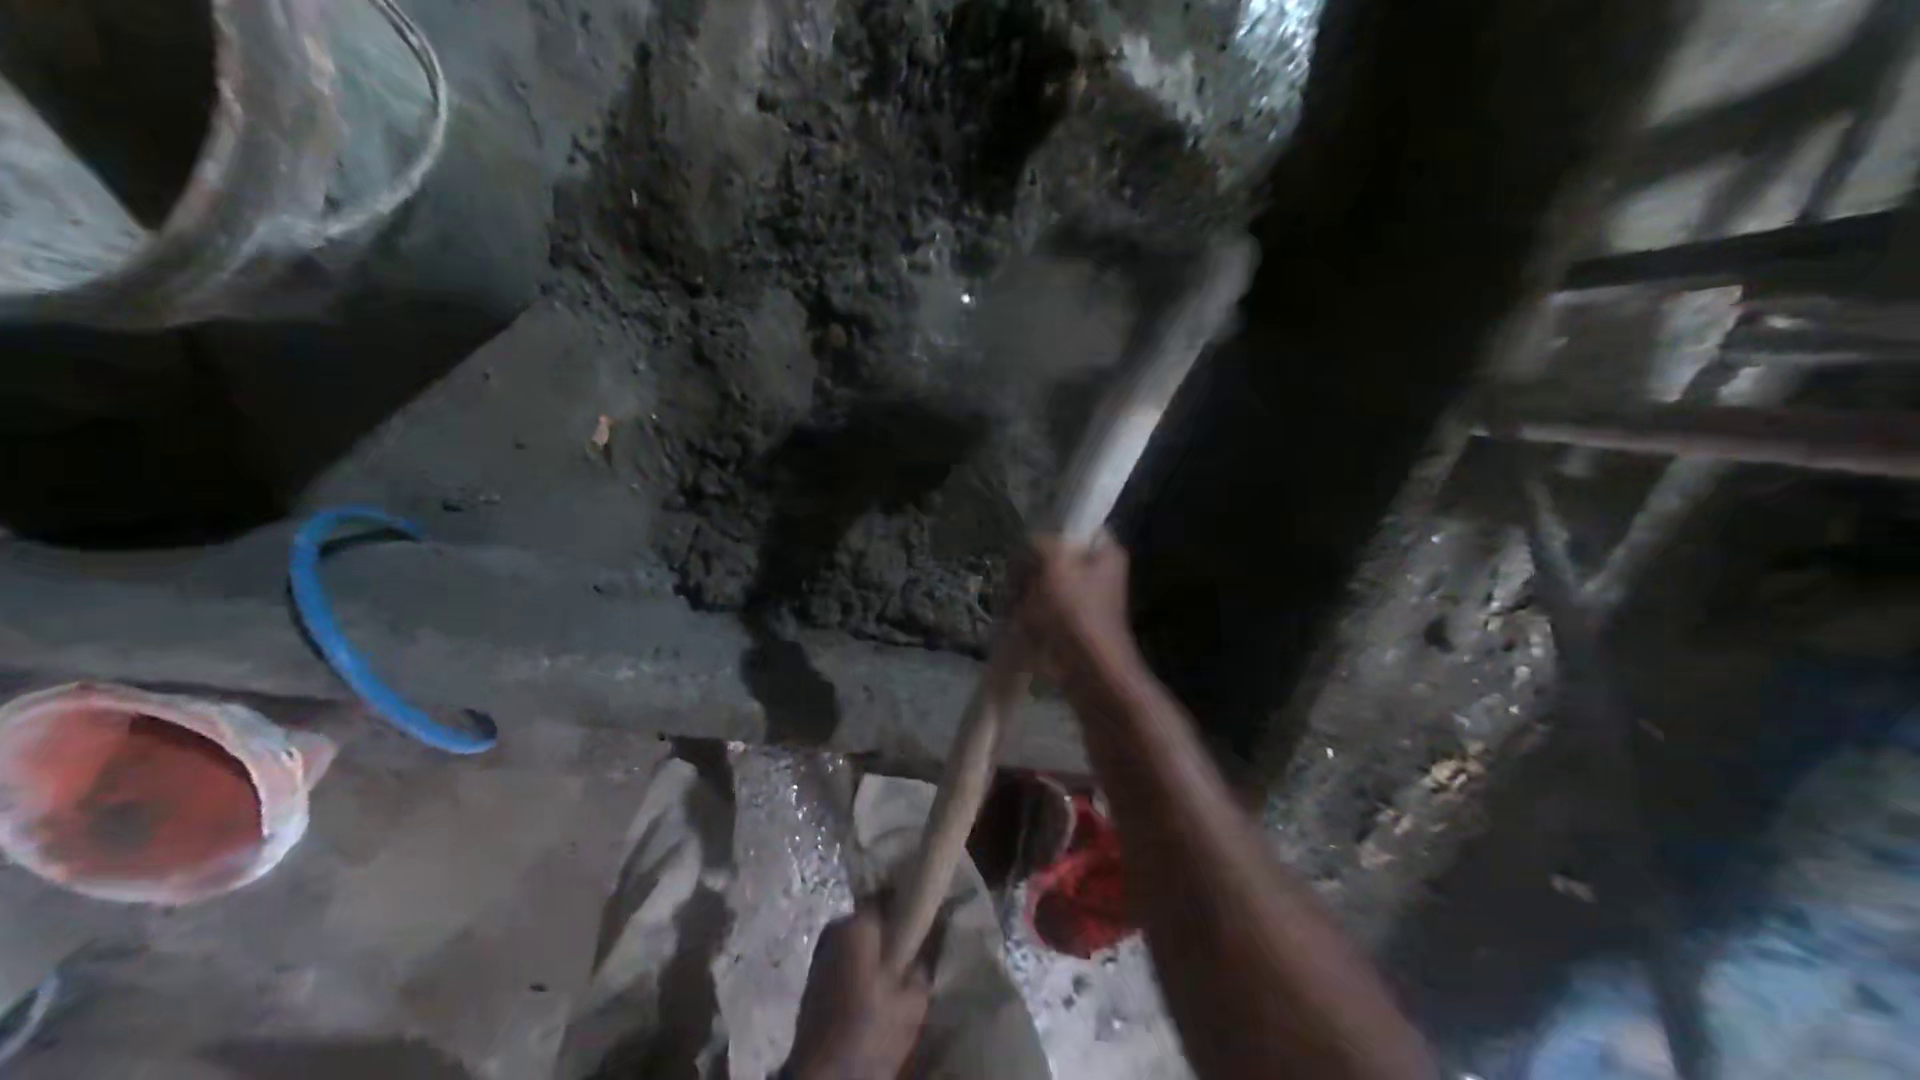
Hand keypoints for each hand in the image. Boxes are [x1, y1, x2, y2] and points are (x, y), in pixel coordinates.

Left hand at [785, 908, 929, 1079]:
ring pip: (858, 940)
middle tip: (915, 951)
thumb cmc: (871, 1031)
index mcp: (857, 924)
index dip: (909, 905)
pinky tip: (876, 988)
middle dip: (892, 930)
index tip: (926, 919)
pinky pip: (846, 958)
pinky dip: (861, 966)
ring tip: (897, 973)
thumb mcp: (914, 999)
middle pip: (872, 918)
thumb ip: (924, 961)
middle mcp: (834, 929)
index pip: (888, 896)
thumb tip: (929, 939)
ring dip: (876, 950)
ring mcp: (820, 953)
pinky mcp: (814, 979)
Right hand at [1016, 534, 1137, 683]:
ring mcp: (1085, 601)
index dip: (1052, 532)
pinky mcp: (1071, 624)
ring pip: (1045, 584)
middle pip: (1056, 557)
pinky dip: (1030, 615)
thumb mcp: (1057, 566)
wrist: (1090, 673)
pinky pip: (1043, 610)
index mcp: (1105, 554)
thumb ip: (1043, 543)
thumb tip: (1031, 543)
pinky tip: (1019, 621)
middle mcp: (1099, 573)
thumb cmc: (1077, 614)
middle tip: (1018, 581)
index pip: (1078, 527)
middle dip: (1032, 569)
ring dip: (1026, 593)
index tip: (1030, 546)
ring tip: (1016, 605)